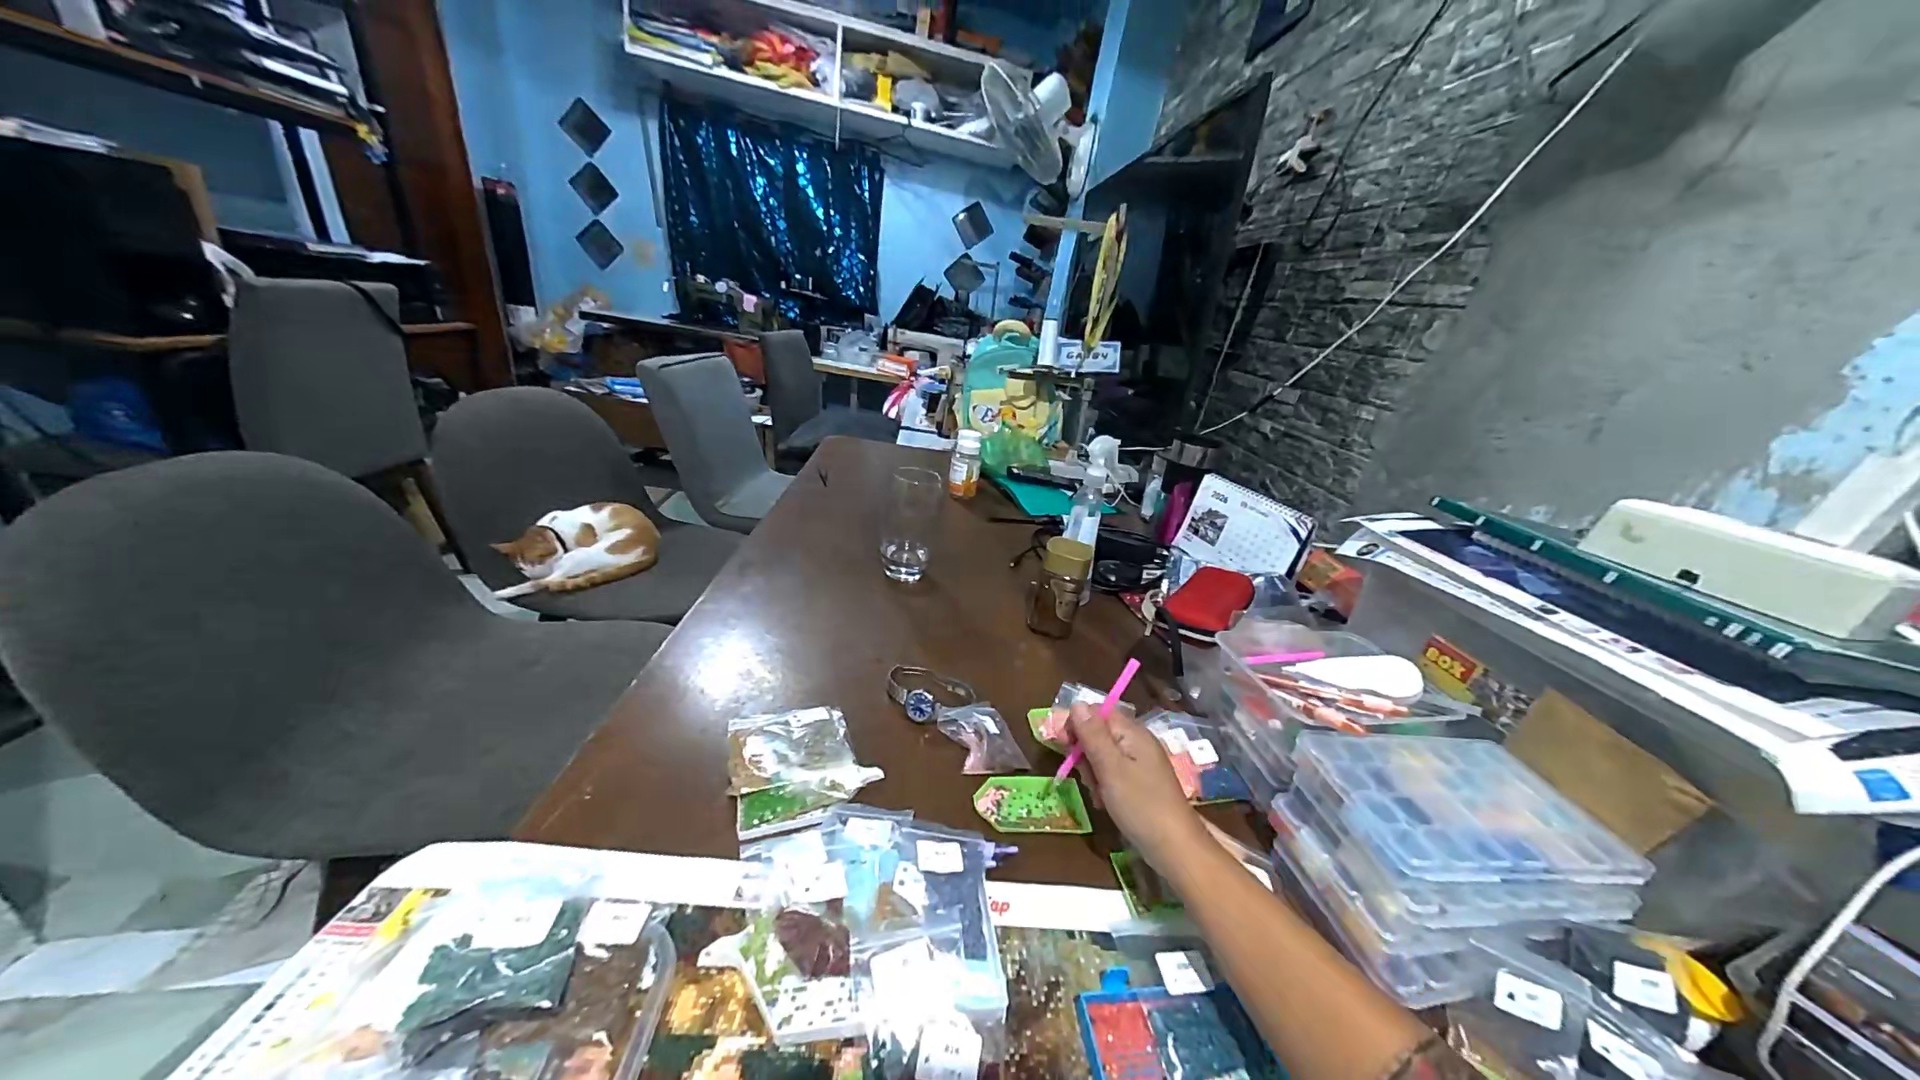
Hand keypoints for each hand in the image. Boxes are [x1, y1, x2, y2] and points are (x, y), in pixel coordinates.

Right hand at [1068, 703, 1206, 871]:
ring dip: (1092, 772)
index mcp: (1133, 732)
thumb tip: (1077, 703)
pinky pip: (1113, 773)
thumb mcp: (1110, 768)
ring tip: (1097, 793)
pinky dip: (1104, 785)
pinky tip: (1104, 802)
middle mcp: (1137, 742)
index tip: (1064, 746)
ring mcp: (1140, 763)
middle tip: (1086, 776)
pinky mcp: (1140, 782)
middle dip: (1084, 752)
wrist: (1175, 848)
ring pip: (1102, 755)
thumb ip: (1093, 735)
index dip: (1077, 723)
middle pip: (1098, 733)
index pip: (1097, 711)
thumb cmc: (1140, 804)